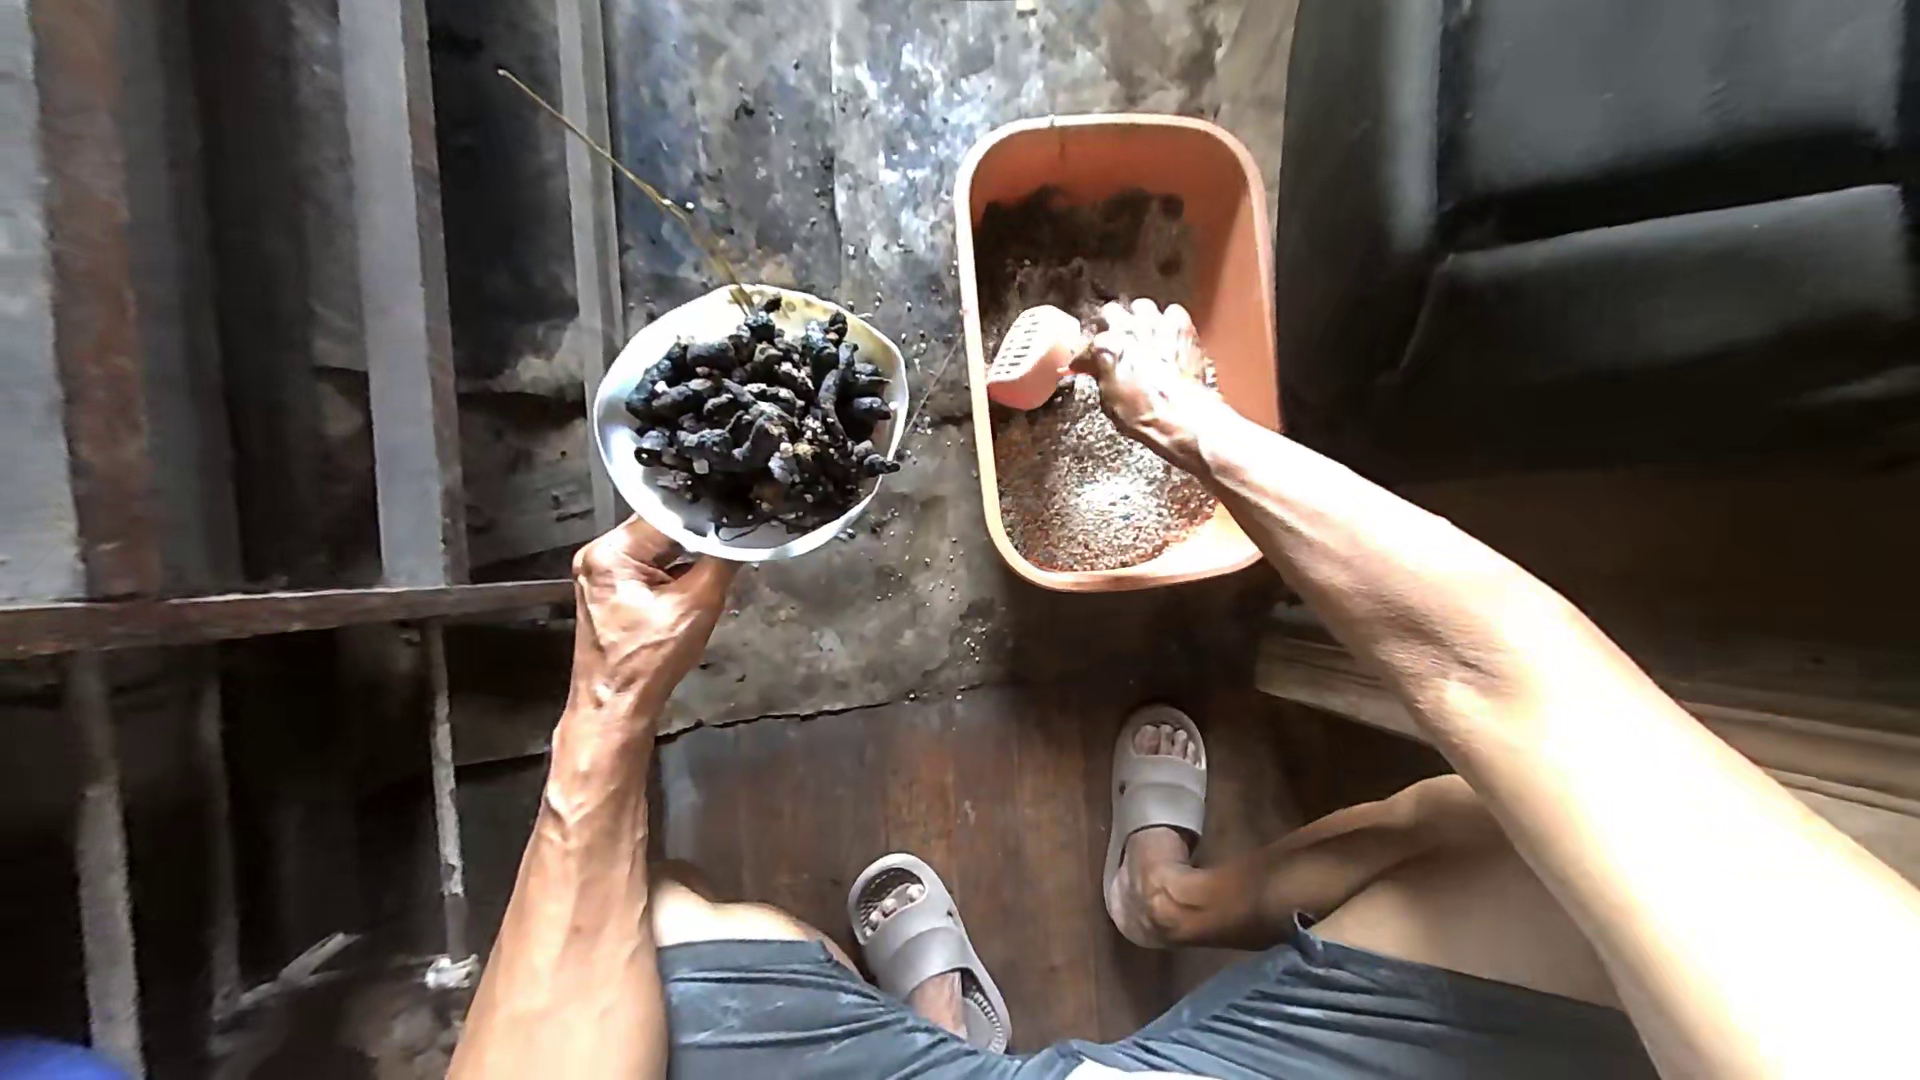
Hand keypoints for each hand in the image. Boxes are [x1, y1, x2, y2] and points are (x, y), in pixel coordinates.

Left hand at [566, 516, 738, 719]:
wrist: (620, 704)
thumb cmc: (646, 663)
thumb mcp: (698, 603)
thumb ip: (722, 561)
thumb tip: (741, 534)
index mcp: (610, 553)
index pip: (667, 515)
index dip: (704, 517)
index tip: (733, 519)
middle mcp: (600, 556)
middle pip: (662, 529)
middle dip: (697, 540)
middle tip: (726, 550)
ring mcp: (605, 573)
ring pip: (660, 547)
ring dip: (687, 558)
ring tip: (704, 579)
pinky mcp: (615, 588)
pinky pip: (653, 565)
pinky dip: (676, 573)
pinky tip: (691, 590)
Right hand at [1076, 299, 1225, 473]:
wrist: (1179, 415)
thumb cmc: (1144, 411)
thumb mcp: (1108, 398)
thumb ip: (1100, 374)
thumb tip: (1096, 367)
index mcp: (1105, 346)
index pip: (1088, 346)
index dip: (1085, 358)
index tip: (1086, 365)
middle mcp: (1130, 329)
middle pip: (1111, 313)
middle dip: (1109, 326)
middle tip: (1113, 343)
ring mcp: (1157, 325)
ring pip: (1142, 308)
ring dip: (1139, 320)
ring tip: (1141, 337)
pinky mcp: (1182, 328)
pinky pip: (1172, 314)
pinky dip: (1168, 324)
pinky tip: (1166, 339)